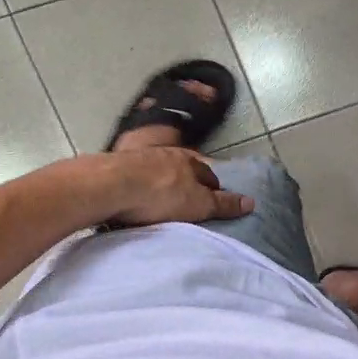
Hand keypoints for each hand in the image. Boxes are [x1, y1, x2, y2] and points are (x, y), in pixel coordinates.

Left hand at [94, 148, 254, 226]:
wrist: (105, 186)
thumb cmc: (159, 195)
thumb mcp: (198, 205)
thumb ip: (223, 204)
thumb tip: (252, 202)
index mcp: (188, 161)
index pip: (209, 173)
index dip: (213, 188)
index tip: (212, 202)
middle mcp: (163, 153)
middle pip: (181, 169)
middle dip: (186, 182)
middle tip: (186, 202)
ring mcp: (136, 158)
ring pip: (156, 171)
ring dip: (159, 183)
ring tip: (158, 202)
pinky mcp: (111, 166)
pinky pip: (132, 177)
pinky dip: (136, 186)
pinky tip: (133, 199)